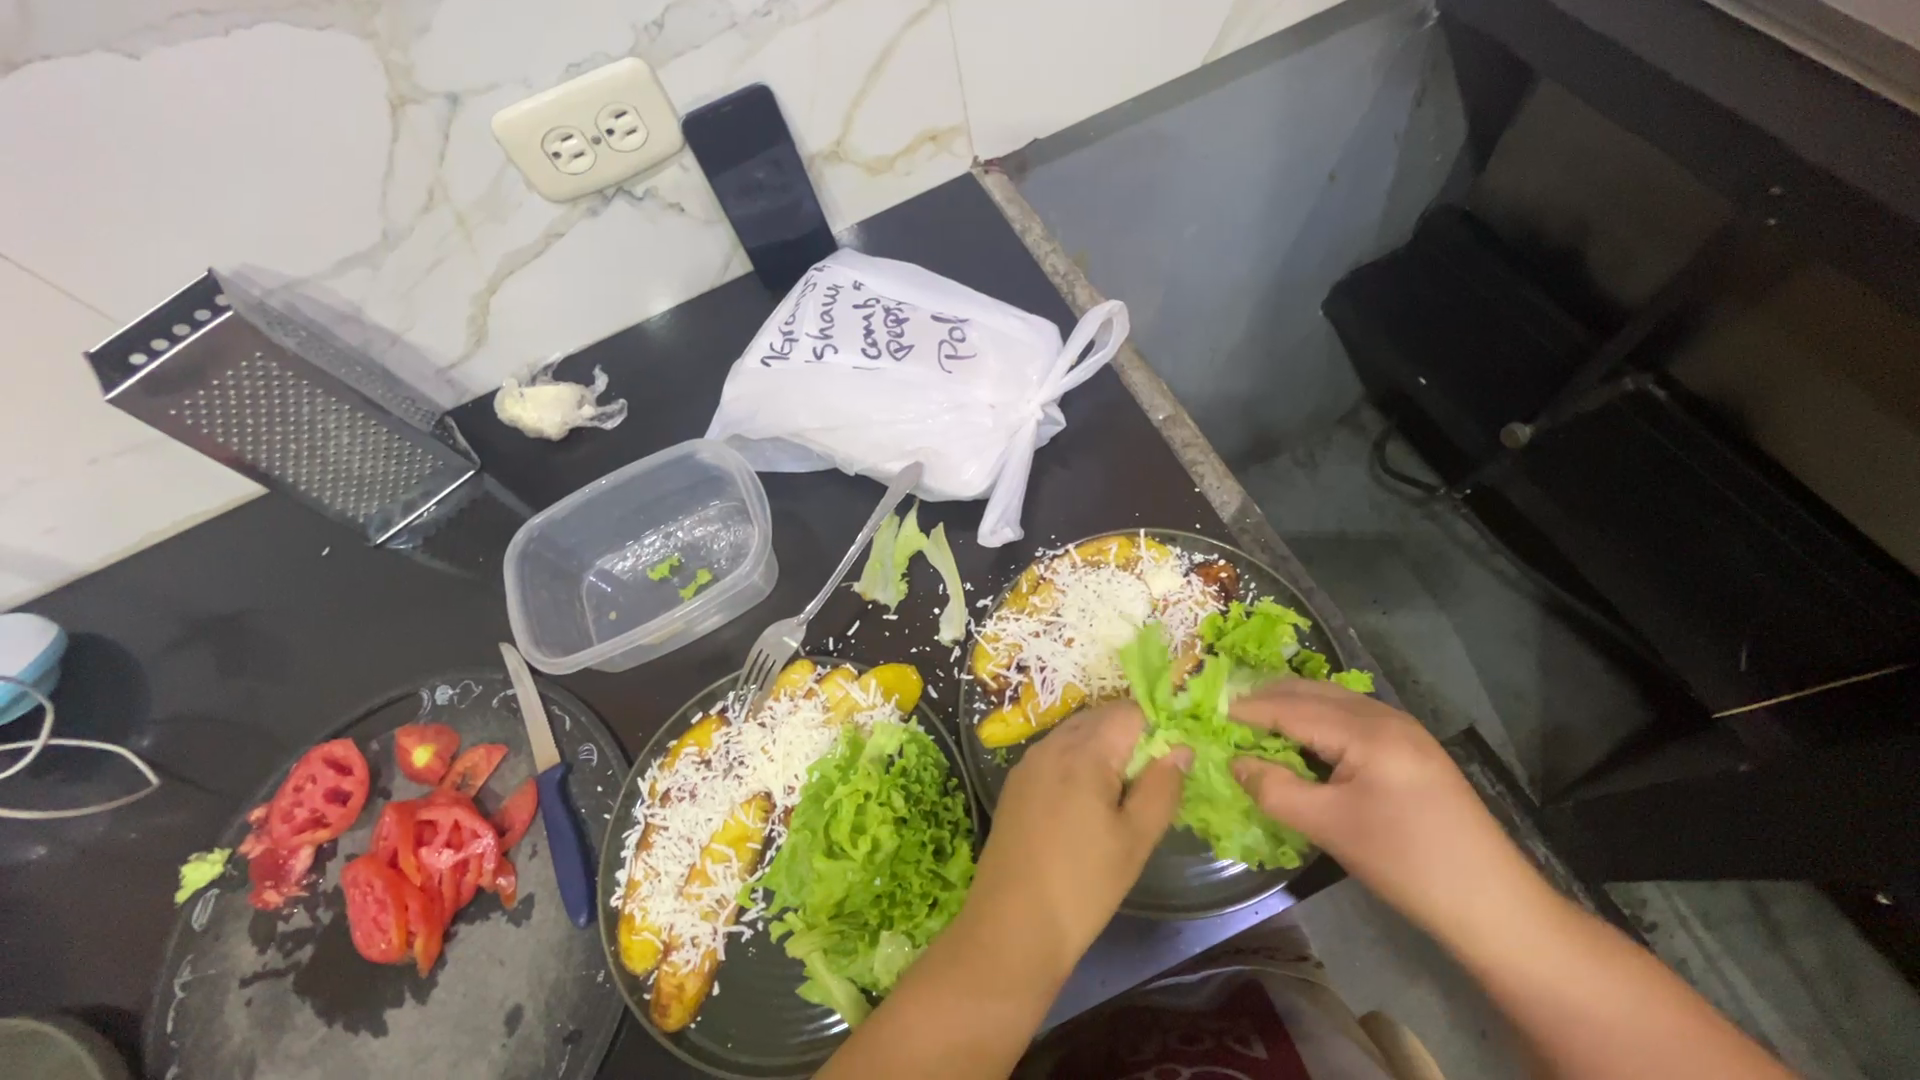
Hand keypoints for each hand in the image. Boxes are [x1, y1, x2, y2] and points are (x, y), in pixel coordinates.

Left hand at [957, 703, 1190, 983]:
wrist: (1012, 926)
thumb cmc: (1083, 885)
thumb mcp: (1135, 839)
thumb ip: (1162, 787)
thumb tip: (1181, 748)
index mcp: (1084, 752)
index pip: (1130, 711)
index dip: (1158, 727)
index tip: (1175, 759)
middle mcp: (1051, 745)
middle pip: (1101, 718)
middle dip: (1132, 736)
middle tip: (1154, 778)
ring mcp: (1028, 763)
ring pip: (1076, 734)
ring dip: (1104, 748)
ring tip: (1124, 795)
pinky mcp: (1016, 784)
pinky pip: (1055, 754)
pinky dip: (1079, 762)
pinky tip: (1088, 803)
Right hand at [1230, 681, 1541, 939]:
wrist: (1493, 903)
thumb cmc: (1406, 862)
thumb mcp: (1329, 827)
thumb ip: (1275, 789)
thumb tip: (1234, 762)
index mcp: (1367, 731)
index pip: (1291, 708)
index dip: (1247, 709)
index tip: (1206, 710)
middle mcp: (1387, 717)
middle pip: (1313, 693)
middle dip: (1267, 698)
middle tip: (1224, 710)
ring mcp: (1405, 732)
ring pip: (1334, 703)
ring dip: (1293, 707)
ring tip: (1255, 721)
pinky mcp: (1413, 751)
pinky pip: (1352, 719)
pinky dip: (1318, 721)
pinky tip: (1303, 741)